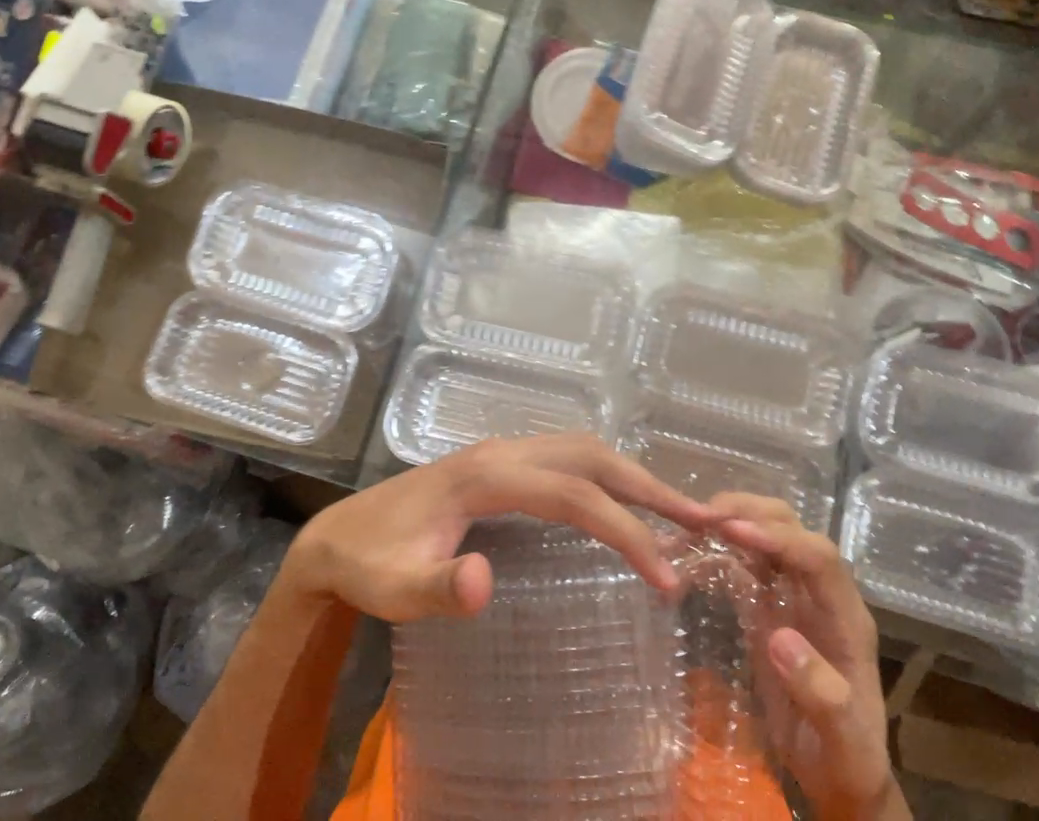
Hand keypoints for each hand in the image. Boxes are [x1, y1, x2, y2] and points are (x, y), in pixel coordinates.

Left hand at [281, 434, 717, 622]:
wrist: (336, 540)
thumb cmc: (369, 567)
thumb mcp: (395, 590)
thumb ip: (437, 588)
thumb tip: (486, 583)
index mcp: (484, 477)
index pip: (573, 496)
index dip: (625, 532)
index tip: (667, 577)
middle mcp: (500, 452)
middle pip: (589, 455)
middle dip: (648, 486)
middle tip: (702, 521)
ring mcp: (499, 453)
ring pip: (580, 449)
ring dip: (630, 475)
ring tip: (676, 513)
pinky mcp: (497, 465)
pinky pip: (566, 459)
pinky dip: (605, 475)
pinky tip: (618, 504)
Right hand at [711, 494, 908, 820]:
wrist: (839, 777)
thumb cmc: (846, 758)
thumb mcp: (841, 738)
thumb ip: (821, 691)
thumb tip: (781, 638)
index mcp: (846, 618)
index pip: (818, 557)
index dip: (778, 538)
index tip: (733, 531)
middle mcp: (822, 598)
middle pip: (795, 531)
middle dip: (752, 513)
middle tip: (702, 516)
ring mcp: (795, 602)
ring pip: (770, 541)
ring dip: (735, 523)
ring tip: (690, 526)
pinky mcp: (769, 613)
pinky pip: (748, 568)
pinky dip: (722, 553)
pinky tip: (692, 556)